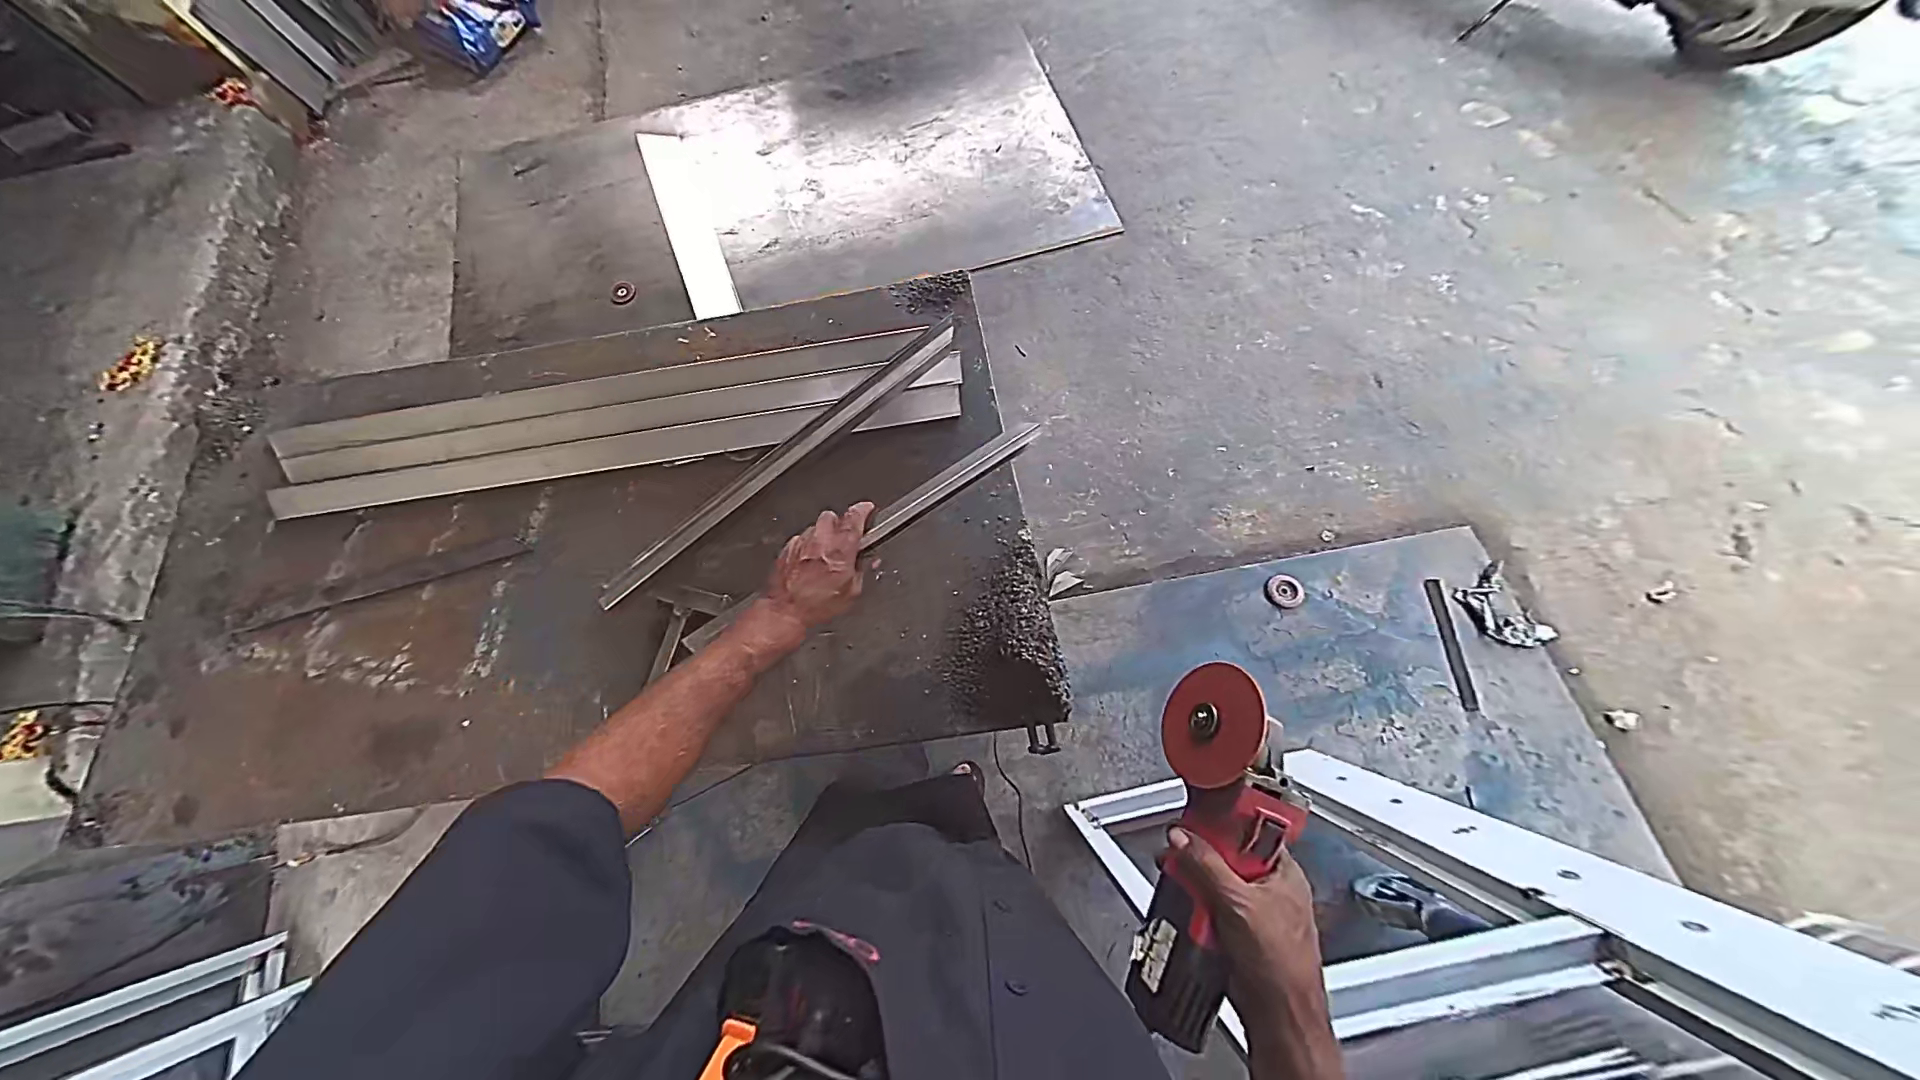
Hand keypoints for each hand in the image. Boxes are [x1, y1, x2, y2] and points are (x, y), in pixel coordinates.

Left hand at [754, 502, 874, 640]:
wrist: (786, 611)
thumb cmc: (816, 605)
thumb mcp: (852, 591)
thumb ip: (862, 569)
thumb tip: (868, 560)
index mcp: (841, 548)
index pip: (855, 516)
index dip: (863, 510)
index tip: (867, 509)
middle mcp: (820, 540)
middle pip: (833, 516)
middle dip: (841, 525)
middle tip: (845, 539)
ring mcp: (802, 542)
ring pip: (816, 527)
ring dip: (823, 536)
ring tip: (826, 555)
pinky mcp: (787, 548)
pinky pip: (802, 539)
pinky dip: (808, 546)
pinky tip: (810, 562)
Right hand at [1168, 827, 1342, 1079]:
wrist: (1279, 1019)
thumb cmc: (1282, 968)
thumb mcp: (1237, 903)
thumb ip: (1205, 864)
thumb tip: (1181, 837)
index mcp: (1283, 871)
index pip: (1251, 828)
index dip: (1224, 820)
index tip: (1198, 815)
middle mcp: (1270, 886)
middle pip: (1226, 852)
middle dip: (1200, 854)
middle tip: (1181, 852)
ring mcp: (1253, 907)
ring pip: (1215, 878)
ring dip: (1195, 880)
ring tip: (1182, 881)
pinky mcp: (1237, 927)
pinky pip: (1210, 902)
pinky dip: (1196, 903)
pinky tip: (1190, 909)